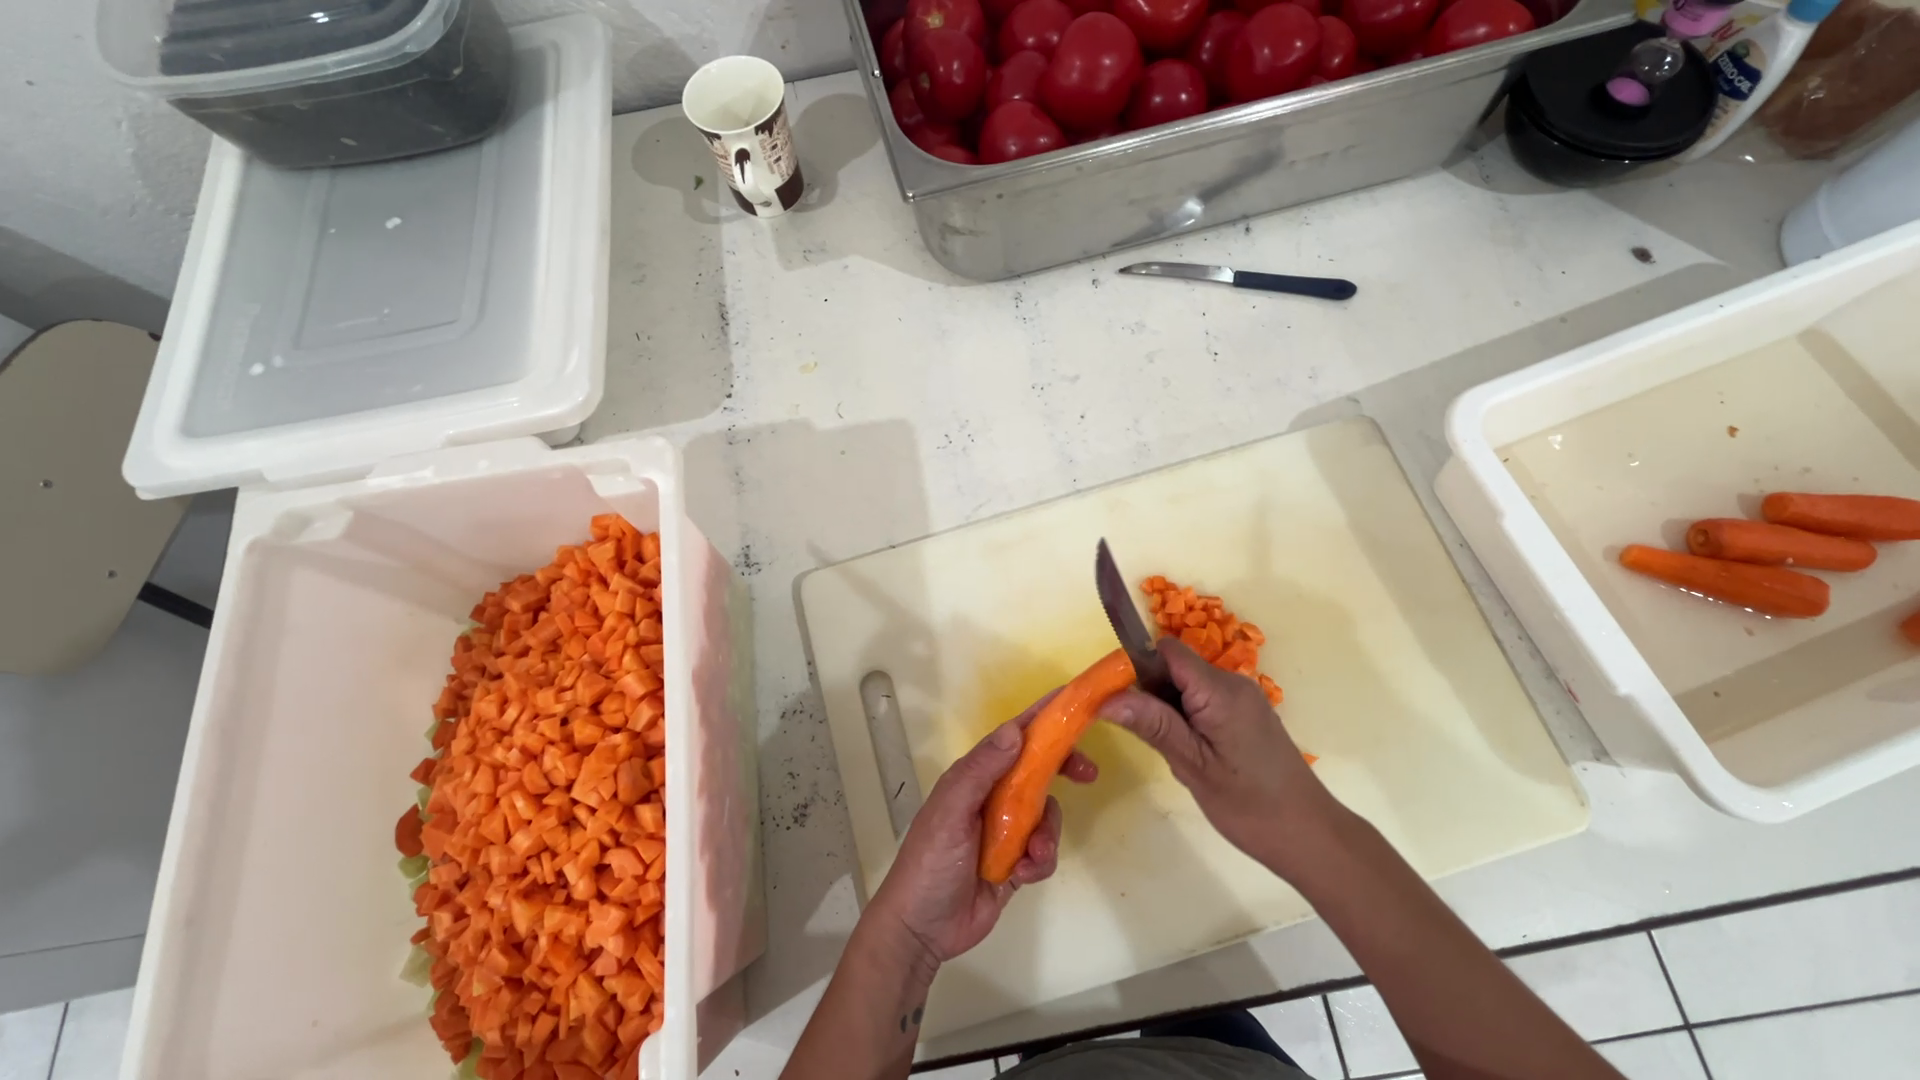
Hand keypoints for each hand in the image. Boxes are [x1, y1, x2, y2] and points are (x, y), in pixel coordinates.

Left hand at [865, 693, 1096, 965]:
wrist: (922, 928)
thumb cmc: (930, 862)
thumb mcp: (951, 810)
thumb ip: (981, 769)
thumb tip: (1015, 730)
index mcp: (974, 777)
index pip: (1013, 738)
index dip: (1043, 720)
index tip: (1077, 705)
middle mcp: (991, 797)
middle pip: (1038, 770)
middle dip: (1062, 769)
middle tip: (1088, 774)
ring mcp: (1005, 830)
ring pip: (1047, 814)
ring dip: (1047, 833)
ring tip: (1031, 855)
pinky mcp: (1016, 862)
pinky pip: (1044, 851)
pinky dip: (1041, 860)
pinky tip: (1023, 875)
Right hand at [1099, 639, 1336, 874]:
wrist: (1308, 834)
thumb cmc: (1249, 805)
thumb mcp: (1192, 766)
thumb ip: (1152, 725)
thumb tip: (1106, 698)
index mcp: (1219, 690)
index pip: (1166, 651)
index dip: (1136, 665)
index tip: (1115, 699)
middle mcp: (1232, 683)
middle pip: (1174, 666)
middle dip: (1149, 692)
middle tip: (1141, 735)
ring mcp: (1242, 698)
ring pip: (1186, 685)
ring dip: (1166, 708)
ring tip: (1169, 751)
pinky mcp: (1245, 714)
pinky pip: (1203, 699)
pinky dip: (1185, 717)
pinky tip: (1188, 753)